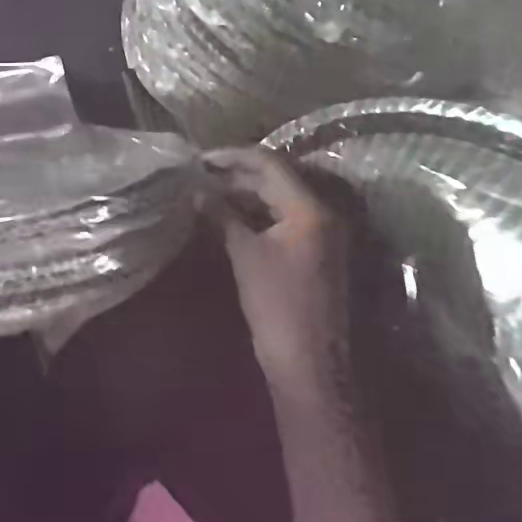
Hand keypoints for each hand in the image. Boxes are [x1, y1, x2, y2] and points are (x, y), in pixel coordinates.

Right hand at [208, 149, 351, 400]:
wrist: (309, 365)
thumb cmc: (277, 307)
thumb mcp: (245, 254)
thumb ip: (222, 215)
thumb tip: (197, 191)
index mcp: (310, 208)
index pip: (270, 164)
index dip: (233, 156)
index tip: (201, 158)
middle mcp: (323, 212)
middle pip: (277, 178)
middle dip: (238, 173)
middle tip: (200, 173)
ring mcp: (322, 231)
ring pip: (279, 198)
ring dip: (245, 193)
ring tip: (208, 191)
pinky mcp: (315, 250)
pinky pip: (284, 217)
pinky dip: (257, 212)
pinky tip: (229, 215)